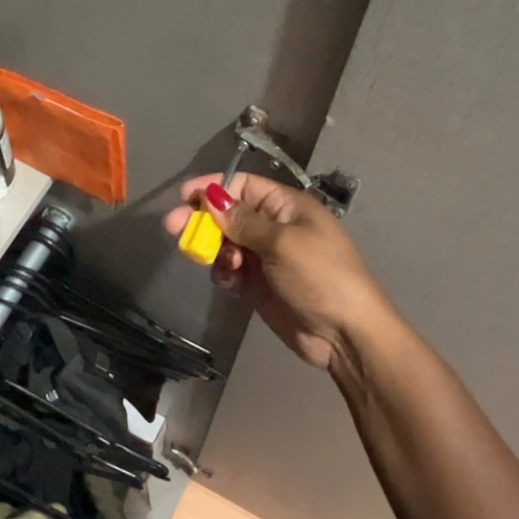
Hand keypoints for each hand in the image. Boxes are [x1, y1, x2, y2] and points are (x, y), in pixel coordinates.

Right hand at [163, 173, 395, 367]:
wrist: (344, 333)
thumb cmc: (320, 276)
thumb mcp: (282, 243)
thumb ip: (243, 222)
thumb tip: (212, 198)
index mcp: (287, 207)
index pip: (243, 186)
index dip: (213, 188)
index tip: (184, 196)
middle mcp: (275, 228)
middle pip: (229, 215)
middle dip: (202, 220)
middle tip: (173, 228)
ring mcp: (266, 259)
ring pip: (225, 244)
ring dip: (214, 249)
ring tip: (215, 262)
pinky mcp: (258, 286)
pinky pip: (231, 271)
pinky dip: (223, 273)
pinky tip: (227, 281)